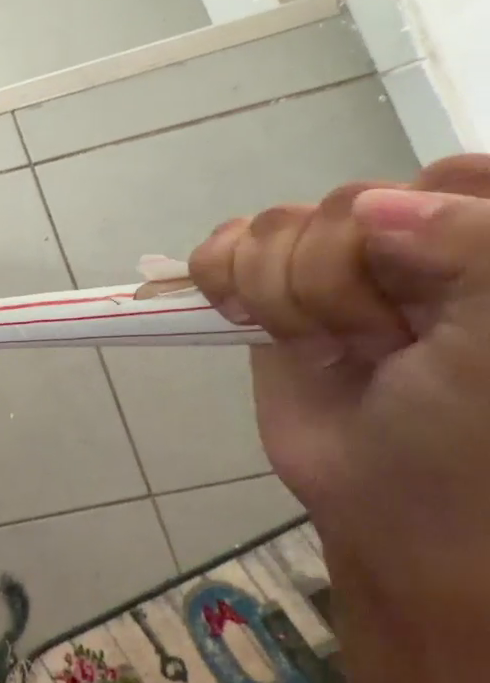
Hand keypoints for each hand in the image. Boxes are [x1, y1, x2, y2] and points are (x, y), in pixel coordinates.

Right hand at [188, 155, 489, 564]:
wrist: (394, 506)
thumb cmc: (474, 434)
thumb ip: (478, 248)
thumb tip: (373, 206)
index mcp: (483, 244)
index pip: (449, 176)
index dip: (425, 227)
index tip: (437, 298)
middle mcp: (417, 246)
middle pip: (348, 201)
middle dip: (344, 280)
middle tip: (387, 345)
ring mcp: (334, 269)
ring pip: (275, 226)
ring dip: (285, 297)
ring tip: (330, 350)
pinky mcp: (264, 292)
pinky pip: (218, 246)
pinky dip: (218, 278)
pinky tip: (249, 318)